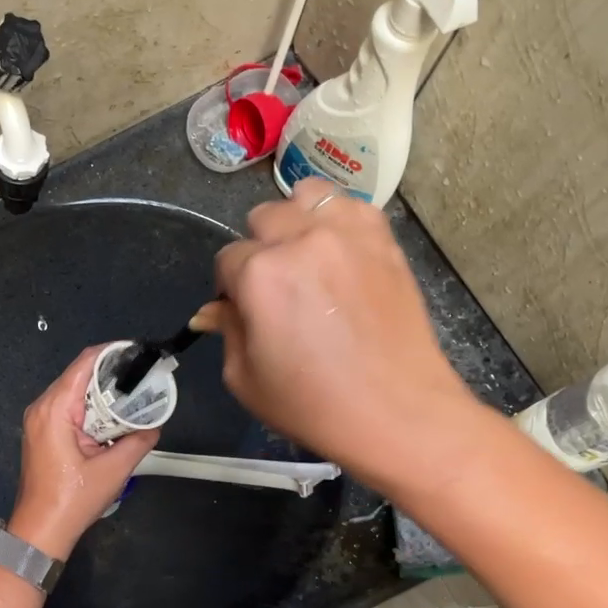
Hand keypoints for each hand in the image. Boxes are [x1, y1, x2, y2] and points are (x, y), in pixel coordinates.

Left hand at [7, 347, 159, 559]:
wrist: (41, 530)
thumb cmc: (72, 500)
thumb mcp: (113, 470)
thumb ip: (137, 441)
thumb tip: (154, 425)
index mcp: (54, 410)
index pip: (84, 364)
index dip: (113, 353)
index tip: (139, 353)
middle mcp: (42, 407)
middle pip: (79, 375)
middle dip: (112, 374)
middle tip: (143, 377)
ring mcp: (39, 420)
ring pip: (74, 392)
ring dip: (102, 393)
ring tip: (134, 394)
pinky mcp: (42, 433)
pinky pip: (68, 409)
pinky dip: (91, 408)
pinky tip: (113, 416)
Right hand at [193, 177, 487, 491]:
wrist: (394, 411)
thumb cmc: (310, 404)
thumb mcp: (245, 378)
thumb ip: (228, 331)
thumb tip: (213, 310)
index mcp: (259, 275)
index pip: (226, 259)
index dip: (229, 288)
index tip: (242, 312)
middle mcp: (301, 239)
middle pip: (263, 218)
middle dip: (259, 249)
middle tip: (275, 288)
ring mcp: (348, 233)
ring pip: (307, 196)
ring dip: (297, 221)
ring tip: (305, 257)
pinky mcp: (383, 239)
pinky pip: (351, 205)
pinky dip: (336, 220)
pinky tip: (337, 253)